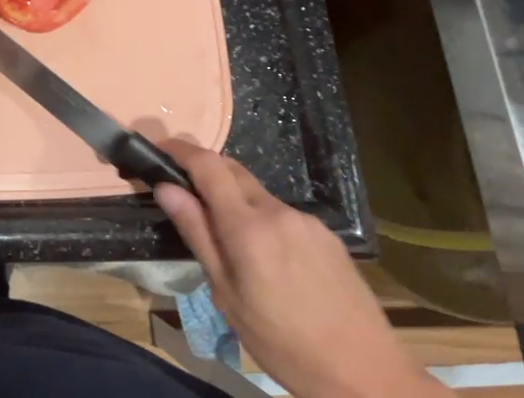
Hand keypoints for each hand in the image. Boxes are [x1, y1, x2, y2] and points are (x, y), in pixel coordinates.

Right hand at [153, 140, 449, 397]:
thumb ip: (197, 234)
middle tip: (181, 190)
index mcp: (248, 226)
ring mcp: (308, 222)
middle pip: (233, 170)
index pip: (208, 165)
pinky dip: (261, 219)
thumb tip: (165, 188)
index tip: (158, 148)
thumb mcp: (226, 295)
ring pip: (258, 194)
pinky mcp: (328, 236)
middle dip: (203, 170)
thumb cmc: (282, 343)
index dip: (180, 149)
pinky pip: (282, 214)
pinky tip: (266, 258)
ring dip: (234, 199)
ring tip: (226, 239)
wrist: (365, 375)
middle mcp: (278, 211)